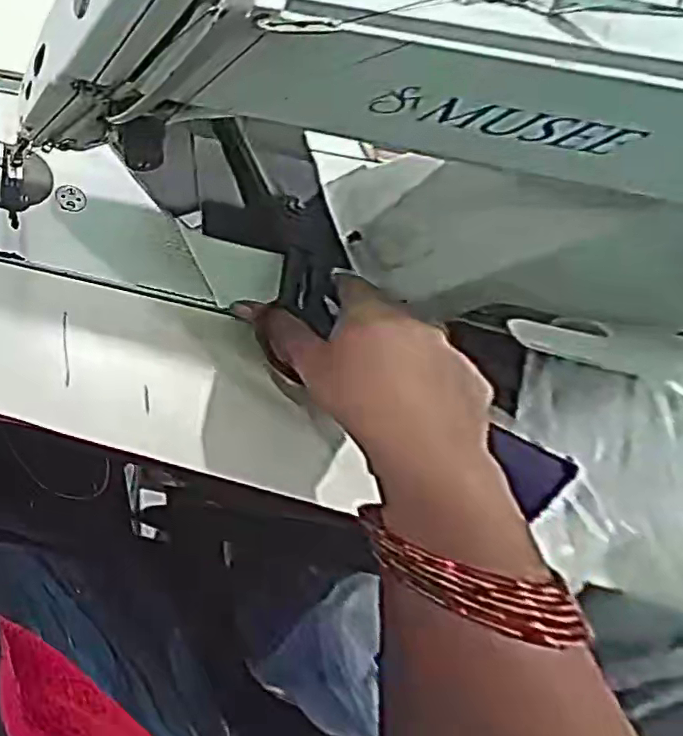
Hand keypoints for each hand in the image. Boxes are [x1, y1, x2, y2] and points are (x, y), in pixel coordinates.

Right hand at [234, 275, 494, 493]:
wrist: (425, 451)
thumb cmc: (369, 407)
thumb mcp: (306, 363)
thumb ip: (282, 331)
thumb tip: (265, 314)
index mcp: (374, 313)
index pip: (348, 284)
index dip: (328, 290)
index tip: (319, 300)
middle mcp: (417, 326)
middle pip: (380, 314)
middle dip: (358, 327)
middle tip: (336, 351)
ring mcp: (449, 353)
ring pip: (411, 341)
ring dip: (391, 352)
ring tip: (366, 381)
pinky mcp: (470, 380)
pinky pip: (439, 368)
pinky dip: (420, 377)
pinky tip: (397, 398)